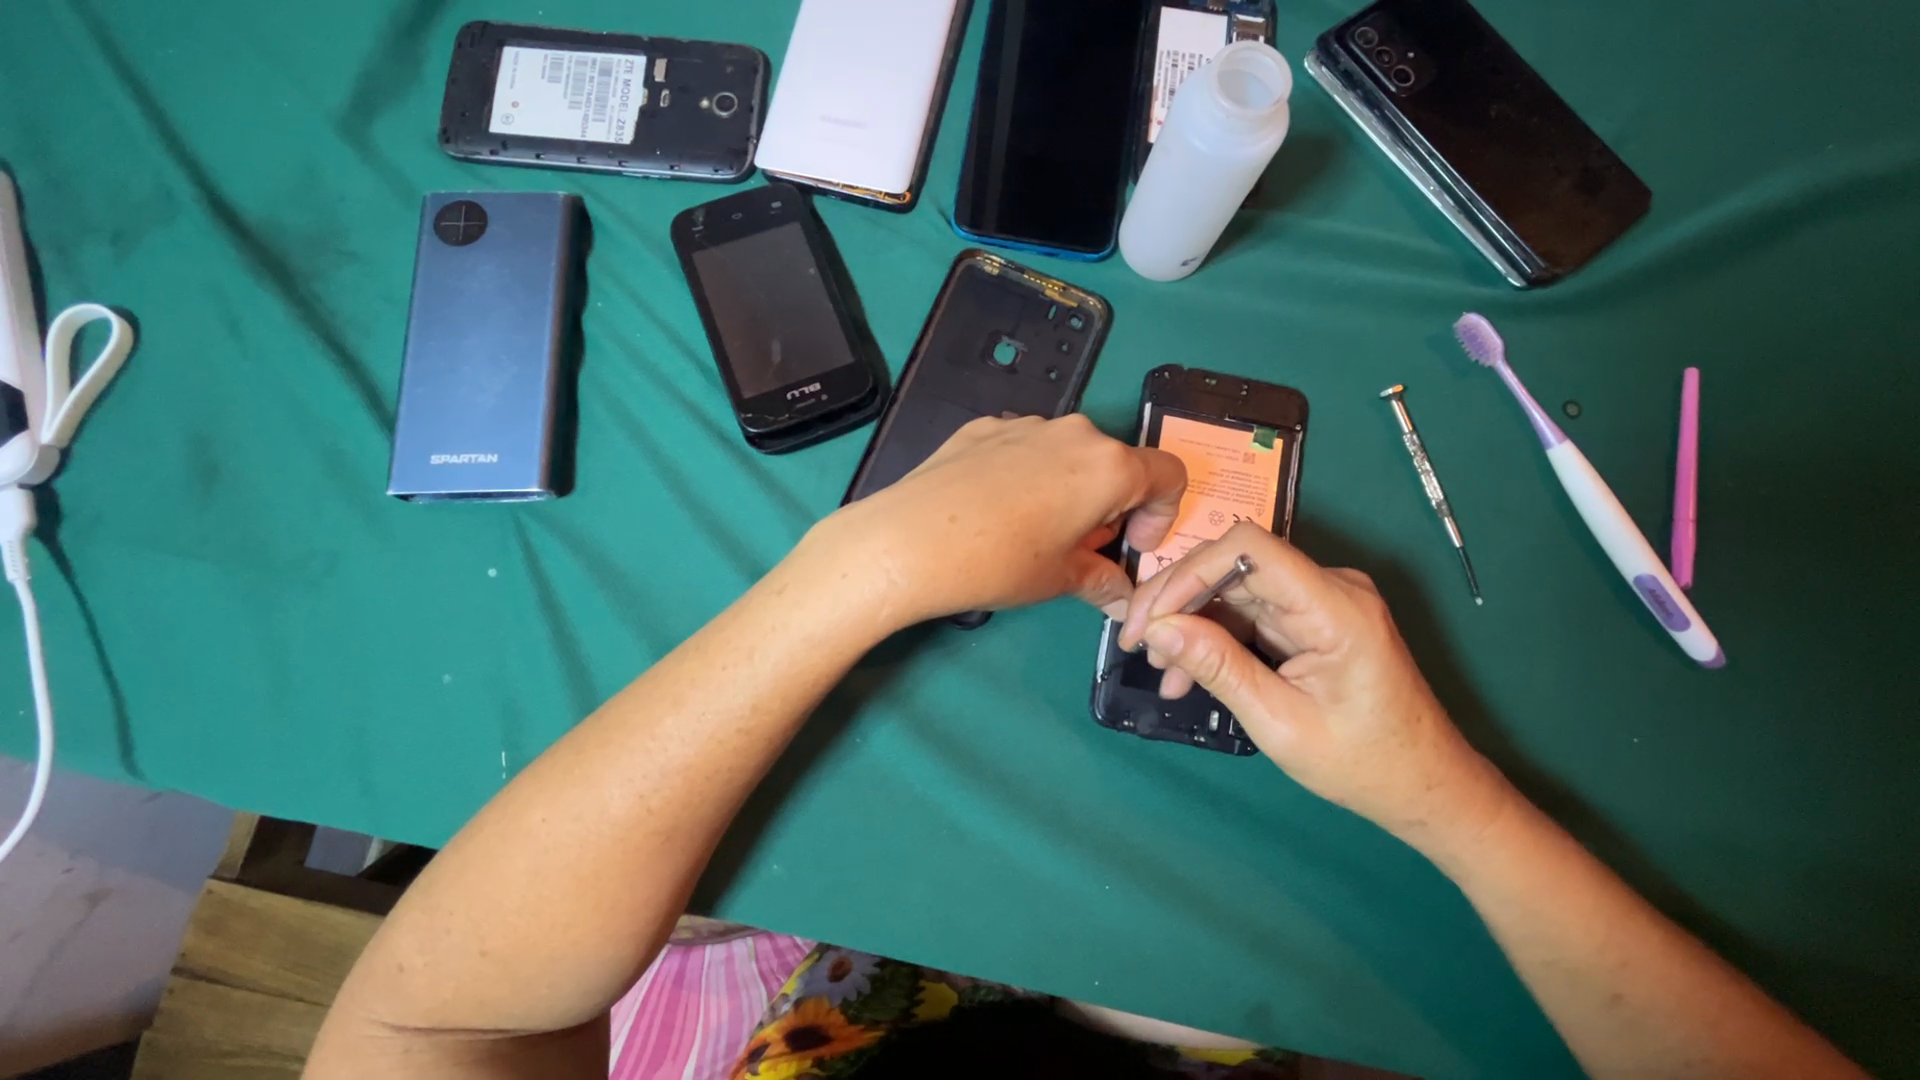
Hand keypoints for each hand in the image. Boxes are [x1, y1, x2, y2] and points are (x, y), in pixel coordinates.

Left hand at [815, 415, 1185, 627]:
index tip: (1129, 546)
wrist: (908, 540)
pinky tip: (993, 510)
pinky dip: (1028, 475)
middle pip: (1115, 463)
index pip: (1168, 474)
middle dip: (1110, 506)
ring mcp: (1024, 424)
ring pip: (1068, 454)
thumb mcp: (1059, 579)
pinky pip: (1025, 448)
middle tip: (1079, 548)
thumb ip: (1102, 582)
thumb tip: (1122, 599)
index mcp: (1109, 465)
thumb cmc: (1000, 562)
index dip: (1160, 514)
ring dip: (1069, 489)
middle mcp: (1074, 433)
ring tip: (1032, 531)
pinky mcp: (983, 427)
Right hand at [1116, 522, 1512, 847]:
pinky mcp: (1313, 618)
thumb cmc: (1362, 764)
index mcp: (1334, 607)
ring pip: (1235, 590)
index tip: (1152, 620)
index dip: (1189, 572)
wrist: (1425, 786)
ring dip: (1192, 625)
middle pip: (1233, 567)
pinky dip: (1216, 639)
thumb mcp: (1279, 723)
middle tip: (1138, 645)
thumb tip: (1158, 629)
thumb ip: (1218, 668)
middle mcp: (1329, 588)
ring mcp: (1321, 601)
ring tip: (1162, 671)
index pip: (1247, 548)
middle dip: (1178, 602)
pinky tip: (1189, 674)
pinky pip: (1251, 613)